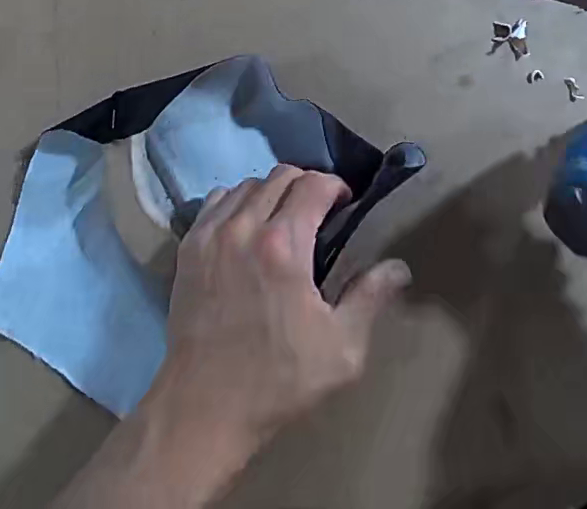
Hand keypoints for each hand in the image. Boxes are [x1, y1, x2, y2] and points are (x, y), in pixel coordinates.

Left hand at [58, 165, 409, 508]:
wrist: (202, 410)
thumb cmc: (277, 380)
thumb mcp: (340, 349)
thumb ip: (371, 297)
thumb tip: (399, 267)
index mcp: (282, 245)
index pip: (314, 184)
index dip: (336, 187)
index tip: (345, 206)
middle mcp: (243, 227)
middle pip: (281, 175)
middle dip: (307, 185)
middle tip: (319, 212)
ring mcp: (210, 235)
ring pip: (248, 183)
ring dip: (272, 192)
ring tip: (282, 219)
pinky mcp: (187, 248)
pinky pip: (217, 200)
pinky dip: (237, 202)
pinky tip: (246, 228)